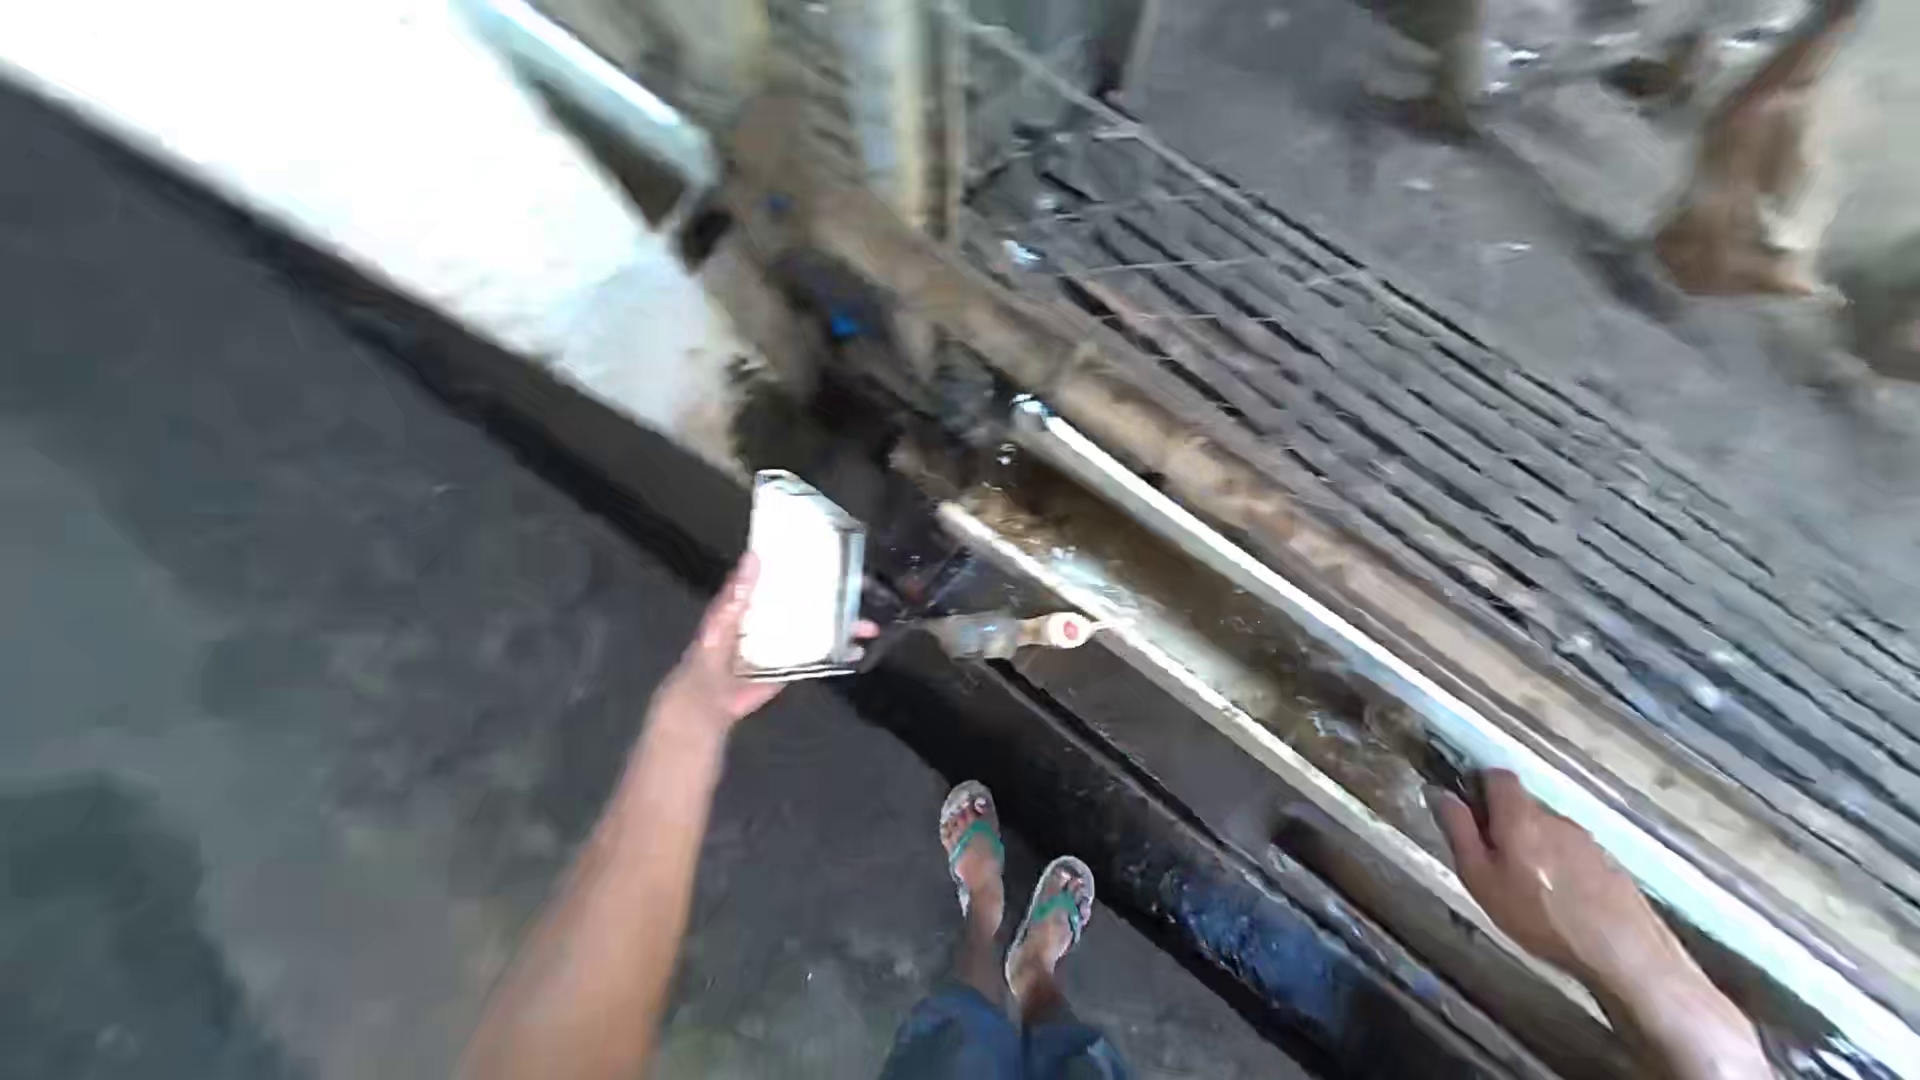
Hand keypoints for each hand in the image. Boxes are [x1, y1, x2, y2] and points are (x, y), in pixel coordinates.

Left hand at [649, 554, 877, 736]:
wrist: (708, 703)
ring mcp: (788, 641)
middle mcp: (777, 617)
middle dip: (841, 598)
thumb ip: (737, 593)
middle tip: (864, 591)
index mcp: (759, 600)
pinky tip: (857, 651)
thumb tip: (753, 556)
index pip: (788, 577)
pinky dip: (839, 653)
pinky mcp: (793, 664)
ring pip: (823, 628)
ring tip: (868, 626)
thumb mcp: (721, 620)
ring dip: (846, 626)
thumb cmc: (709, 656)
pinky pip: (821, 656)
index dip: (811, 566)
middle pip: (814, 602)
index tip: (838, 556)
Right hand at [1432, 769, 1682, 991]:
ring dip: (1532, 844)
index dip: (1478, 783)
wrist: (1632, 962)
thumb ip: (1456, 828)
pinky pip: (1572, 852)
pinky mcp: (1613, 867)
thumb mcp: (1479, 875)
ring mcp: (1589, 843)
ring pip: (1547, 830)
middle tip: (1491, 859)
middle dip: (1502, 821)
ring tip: (1526, 885)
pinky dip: (1559, 864)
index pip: (1497, 775)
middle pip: (1521, 805)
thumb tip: (1437, 791)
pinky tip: (1560, 899)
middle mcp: (1556, 819)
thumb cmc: (1540, 917)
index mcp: (1520, 816)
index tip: (1467, 809)